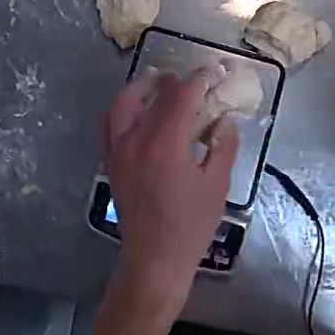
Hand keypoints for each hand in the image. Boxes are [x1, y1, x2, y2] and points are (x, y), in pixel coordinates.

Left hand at [102, 70, 239, 319]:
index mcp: (165, 145)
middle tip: (192, 79)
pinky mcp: (110, 164)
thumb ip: (223, 146)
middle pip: (152, 96)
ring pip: (122, 105)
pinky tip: (137, 112)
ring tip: (159, 82)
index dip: (200, 80)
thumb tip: (226, 120)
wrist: (154, 261)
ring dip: (141, 89)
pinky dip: (122, 111)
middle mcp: (135, 141)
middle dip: (174, 81)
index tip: (215, 72)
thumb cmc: (190, 227)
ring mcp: (117, 152)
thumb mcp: (217, 185)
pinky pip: (109, 126)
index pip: (182, 97)